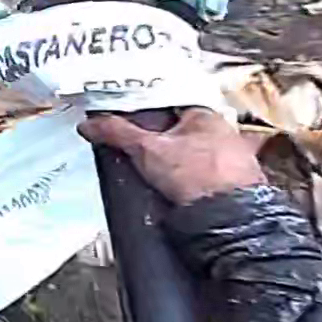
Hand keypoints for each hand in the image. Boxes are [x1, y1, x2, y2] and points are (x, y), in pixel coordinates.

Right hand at [80, 107, 266, 205]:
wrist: (227, 218)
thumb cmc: (197, 176)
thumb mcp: (146, 149)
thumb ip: (116, 132)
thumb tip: (91, 124)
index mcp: (206, 115)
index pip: (168, 103)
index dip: (143, 109)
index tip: (124, 116)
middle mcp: (222, 132)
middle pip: (177, 126)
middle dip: (154, 135)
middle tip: (131, 141)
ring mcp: (229, 158)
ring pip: (189, 149)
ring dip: (169, 156)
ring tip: (146, 164)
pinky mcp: (230, 182)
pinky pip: (198, 170)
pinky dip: (182, 174)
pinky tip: (169, 182)